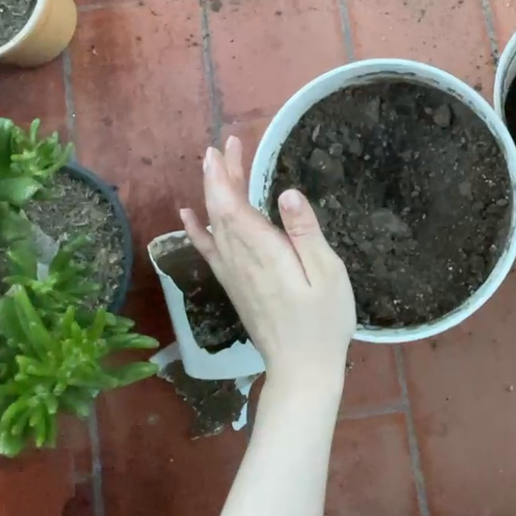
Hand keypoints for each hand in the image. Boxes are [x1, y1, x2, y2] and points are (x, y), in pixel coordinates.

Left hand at [182, 136, 355, 392]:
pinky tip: (188, 216)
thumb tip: (286, 192)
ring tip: (213, 166)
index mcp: (264, 252)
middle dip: (219, 175)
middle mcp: (241, 261)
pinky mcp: (234, 287)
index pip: (232, 206)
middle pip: (220, 211)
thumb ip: (305, 232)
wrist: (302, 370)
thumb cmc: (323, 321)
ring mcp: (234, 275)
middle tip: (222, 145)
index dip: (224, 175)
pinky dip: (197, 230)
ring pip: (214, 226)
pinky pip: (210, 251)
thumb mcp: (327, 273)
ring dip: (212, 194)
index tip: (223, 147)